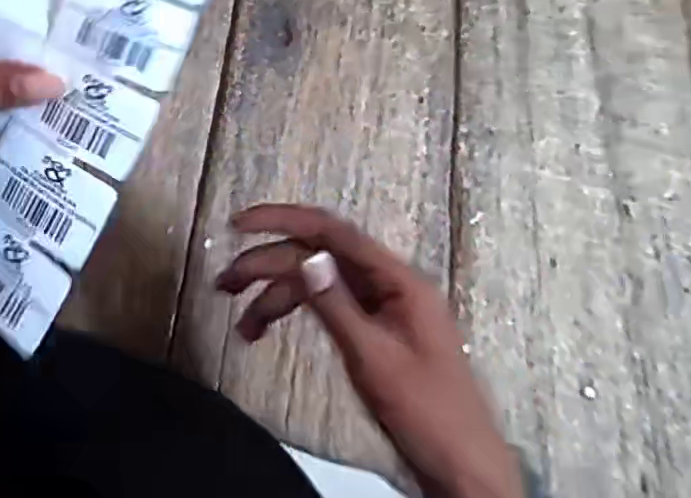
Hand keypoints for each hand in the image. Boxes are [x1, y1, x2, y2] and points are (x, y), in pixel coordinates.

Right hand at [216, 204, 523, 497]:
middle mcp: (384, 281)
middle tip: (225, 281)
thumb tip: (304, 254)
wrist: (466, 474)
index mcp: (396, 278)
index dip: (282, 219)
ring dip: (273, 294)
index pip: (331, 231)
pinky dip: (291, 313)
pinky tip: (262, 330)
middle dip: (267, 264)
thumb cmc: (428, 414)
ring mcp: (376, 303)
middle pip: (315, 255)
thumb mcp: (376, 358)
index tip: (240, 223)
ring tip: (239, 319)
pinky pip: (322, 305)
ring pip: (312, 281)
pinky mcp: (368, 326)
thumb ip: (337, 303)